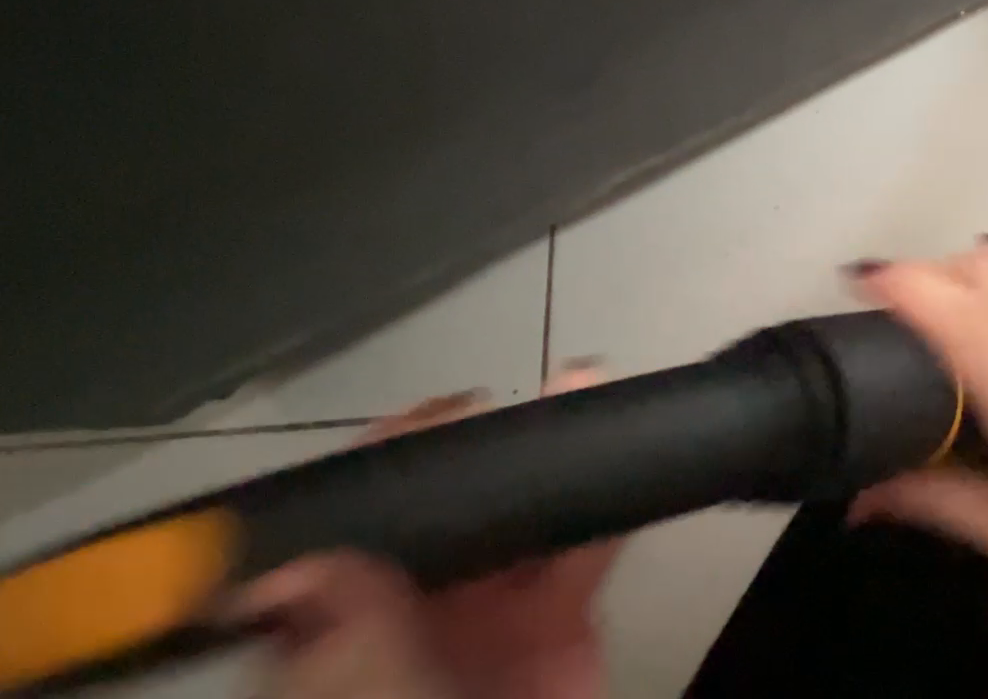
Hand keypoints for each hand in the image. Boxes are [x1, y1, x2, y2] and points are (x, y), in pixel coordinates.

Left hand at [238, 365, 622, 698]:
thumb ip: (345, 661)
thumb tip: (304, 570)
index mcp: (338, 642)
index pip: (341, 541)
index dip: (373, 473)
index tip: (418, 423)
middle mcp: (410, 617)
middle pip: (438, 515)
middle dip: (472, 450)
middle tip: (501, 401)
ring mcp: (491, 615)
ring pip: (516, 518)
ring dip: (548, 456)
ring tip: (572, 388)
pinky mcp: (562, 620)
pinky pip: (583, 549)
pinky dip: (604, 500)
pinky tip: (620, 454)